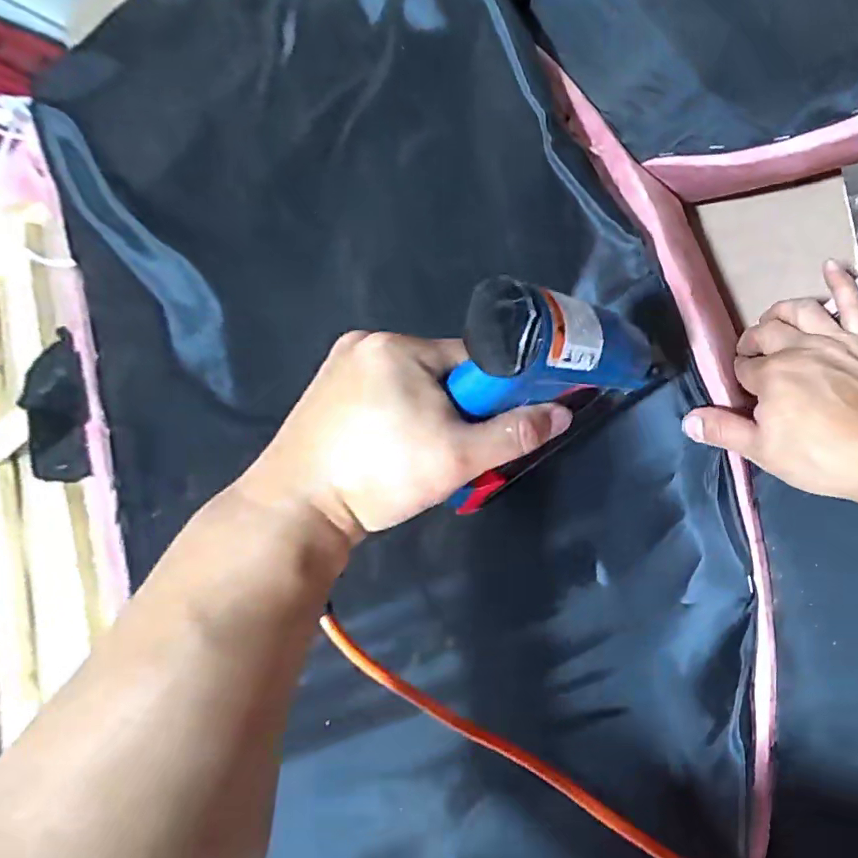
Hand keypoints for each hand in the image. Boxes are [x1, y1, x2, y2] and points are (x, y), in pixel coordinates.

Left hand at [234, 332, 572, 541]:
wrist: (294, 513)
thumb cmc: (381, 474)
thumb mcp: (462, 456)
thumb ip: (517, 432)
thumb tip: (564, 413)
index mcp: (397, 347)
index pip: (475, 361)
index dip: (495, 395)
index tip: (495, 427)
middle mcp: (367, 344)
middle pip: (449, 373)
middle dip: (464, 409)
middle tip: (457, 448)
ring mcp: (342, 367)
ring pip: (422, 387)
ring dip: (437, 416)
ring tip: (424, 454)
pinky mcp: (329, 392)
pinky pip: (392, 396)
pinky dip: (407, 419)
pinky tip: (399, 449)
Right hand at [683, 261, 857, 504]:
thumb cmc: (821, 458)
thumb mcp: (764, 452)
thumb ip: (725, 431)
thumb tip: (688, 419)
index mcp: (770, 375)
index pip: (744, 368)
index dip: (741, 377)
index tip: (746, 390)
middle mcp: (798, 348)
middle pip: (767, 334)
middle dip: (753, 341)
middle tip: (752, 353)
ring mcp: (833, 340)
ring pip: (801, 311)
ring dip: (782, 311)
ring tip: (773, 318)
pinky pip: (852, 304)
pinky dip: (841, 283)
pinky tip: (831, 266)